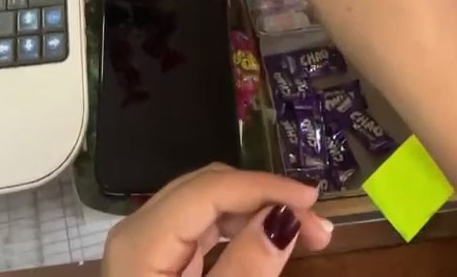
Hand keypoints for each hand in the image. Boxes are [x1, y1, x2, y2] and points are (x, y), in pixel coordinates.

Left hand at [101, 165, 332, 276]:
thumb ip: (246, 272)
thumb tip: (285, 218)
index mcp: (141, 241)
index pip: (208, 189)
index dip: (262, 186)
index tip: (314, 200)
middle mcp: (138, 233)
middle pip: (205, 189)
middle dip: (262, 197)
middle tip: (318, 225)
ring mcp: (146, 249)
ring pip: (204, 207)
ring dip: (254, 211)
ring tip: (303, 232)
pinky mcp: (156, 267)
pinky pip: (199, 232)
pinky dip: (236, 230)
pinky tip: (265, 240)